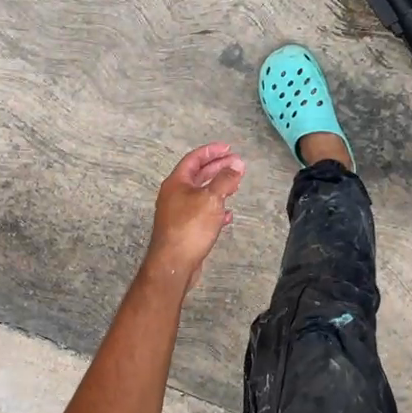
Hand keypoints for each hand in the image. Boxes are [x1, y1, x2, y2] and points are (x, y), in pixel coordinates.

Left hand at [143, 143, 243, 290]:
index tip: (228, 148)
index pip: (194, 159)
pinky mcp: (184, 229)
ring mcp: (178, 213)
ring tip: (235, 185)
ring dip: (218, 188)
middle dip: (218, 168)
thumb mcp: (211, 198)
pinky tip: (227, 215)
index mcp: (176, 182)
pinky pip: (202, 212)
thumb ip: (225, 179)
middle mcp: (174, 195)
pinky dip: (215, 209)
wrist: (173, 264)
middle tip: (237, 164)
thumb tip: (237, 164)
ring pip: (201, 194)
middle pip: (198, 175)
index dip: (212, 151)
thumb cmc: (190, 227)